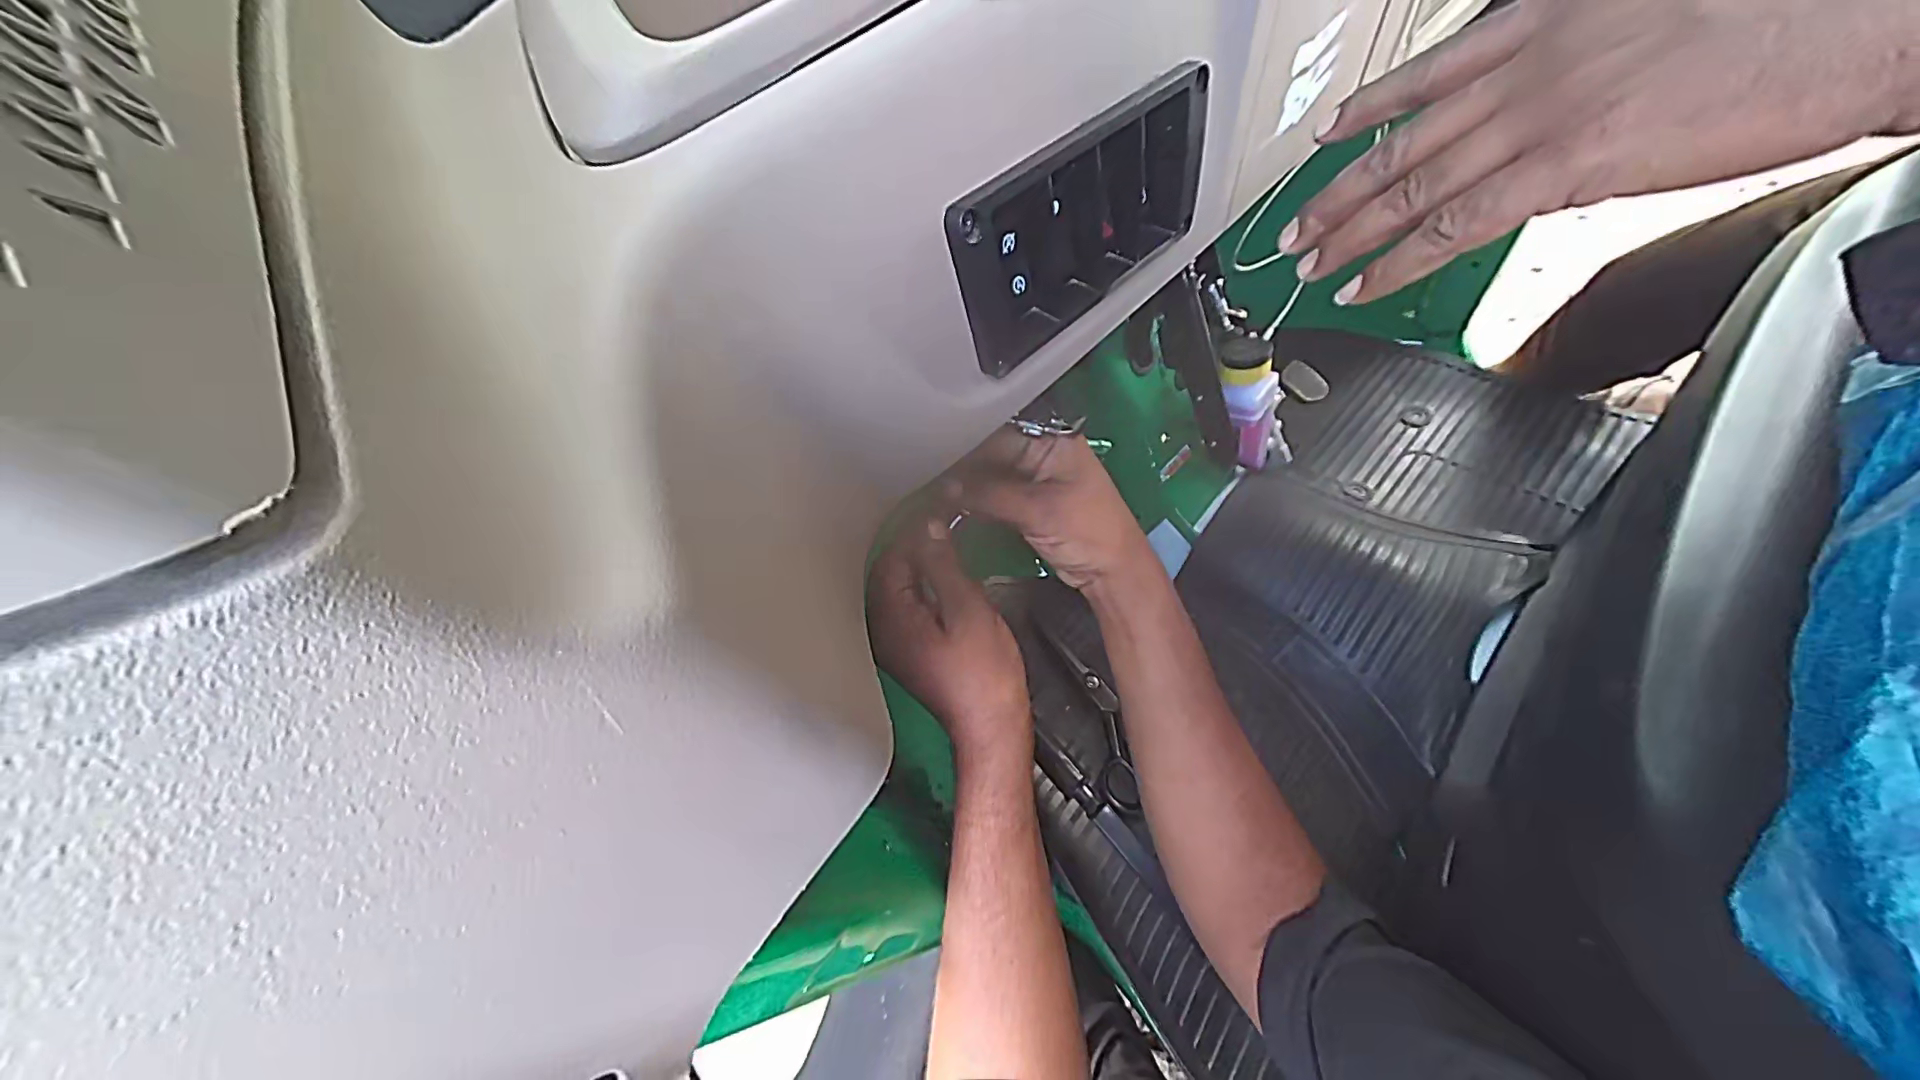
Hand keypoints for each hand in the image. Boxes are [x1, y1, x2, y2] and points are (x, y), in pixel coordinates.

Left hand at [867, 516, 1030, 770]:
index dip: (916, 528)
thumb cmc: (984, 673)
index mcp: (892, 615)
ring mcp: (896, 639)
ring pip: (900, 584)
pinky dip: (925, 581)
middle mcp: (884, 626)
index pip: (894, 555)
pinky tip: (948, 573)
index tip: (941, 509)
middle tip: (946, 518)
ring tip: (950, 538)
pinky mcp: (911, 647)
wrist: (990, 724)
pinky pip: (910, 601)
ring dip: (921, 560)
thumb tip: (928, 527)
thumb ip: (943, 564)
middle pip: (892, 569)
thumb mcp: (967, 608)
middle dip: (916, 541)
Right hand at [944, 430, 1158, 594]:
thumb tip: (946, 488)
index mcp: (1054, 442)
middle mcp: (1041, 454)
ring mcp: (1033, 480)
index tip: (933, 451)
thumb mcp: (1038, 510)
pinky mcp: (1026, 504)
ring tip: (930, 487)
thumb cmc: (1089, 532)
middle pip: (991, 452)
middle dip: (961, 464)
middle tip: (925, 472)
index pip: (1000, 432)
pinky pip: (993, 495)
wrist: (1111, 572)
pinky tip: (949, 502)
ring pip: (989, 475)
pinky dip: (974, 500)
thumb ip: (991, 495)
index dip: (967, 441)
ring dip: (964, 484)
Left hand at [1281, 0, 1919, 305]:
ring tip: (1311, 265)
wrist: (1880, 8)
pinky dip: (1398, 263)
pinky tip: (1365, 285)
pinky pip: (1453, 228)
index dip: (1364, 112)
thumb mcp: (1643, 20)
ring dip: (1349, 237)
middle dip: (1333, 196)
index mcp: (1544, 20)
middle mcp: (1526, 67)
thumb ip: (1566, 67)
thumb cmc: (1777, 13)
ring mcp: (1539, 117)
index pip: (1424, 75)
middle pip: (1397, 146)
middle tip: (1293, 231)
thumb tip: (1525, 115)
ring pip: (1411, 191)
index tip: (1325, 136)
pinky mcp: (1565, 166)